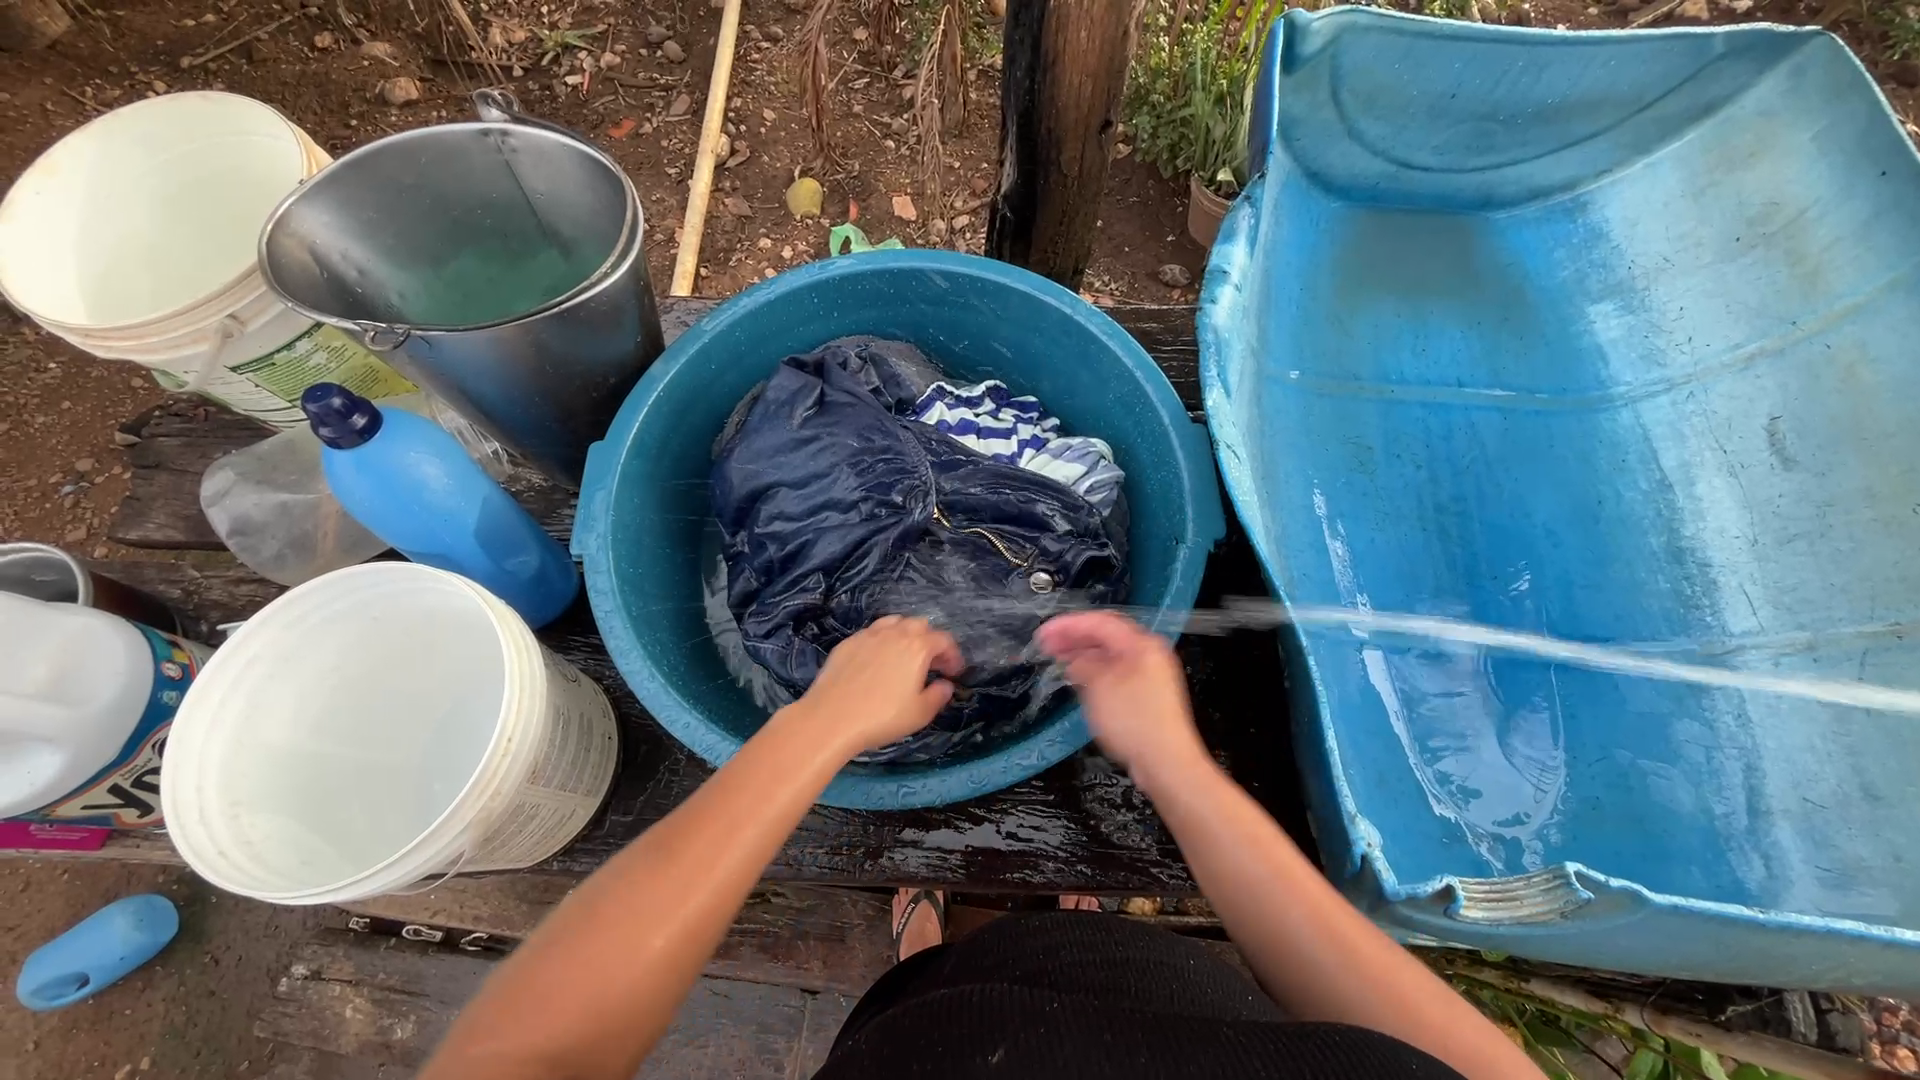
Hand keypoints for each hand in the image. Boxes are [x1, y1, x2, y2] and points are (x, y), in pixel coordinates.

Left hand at [783, 616, 963, 756]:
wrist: (831, 718)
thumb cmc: (882, 717)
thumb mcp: (920, 714)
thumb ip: (938, 696)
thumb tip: (945, 685)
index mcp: (918, 647)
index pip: (944, 640)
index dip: (953, 655)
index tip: (953, 672)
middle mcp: (894, 633)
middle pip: (920, 624)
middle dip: (930, 641)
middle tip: (930, 664)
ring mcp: (868, 635)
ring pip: (894, 622)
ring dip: (905, 634)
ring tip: (904, 656)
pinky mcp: (847, 643)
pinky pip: (871, 633)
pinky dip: (881, 640)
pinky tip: (877, 660)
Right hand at [1034, 612, 1210, 793]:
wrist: (1166, 762)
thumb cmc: (1135, 722)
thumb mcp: (1100, 688)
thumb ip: (1083, 665)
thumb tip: (1075, 660)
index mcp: (1141, 644)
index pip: (1099, 622)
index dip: (1068, 625)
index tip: (1044, 633)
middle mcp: (1148, 654)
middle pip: (1106, 636)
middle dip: (1074, 637)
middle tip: (1046, 644)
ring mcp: (1149, 675)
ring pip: (1110, 654)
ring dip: (1082, 653)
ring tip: (1057, 658)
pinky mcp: (1145, 695)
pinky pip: (1115, 672)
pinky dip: (1094, 670)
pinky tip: (1078, 678)